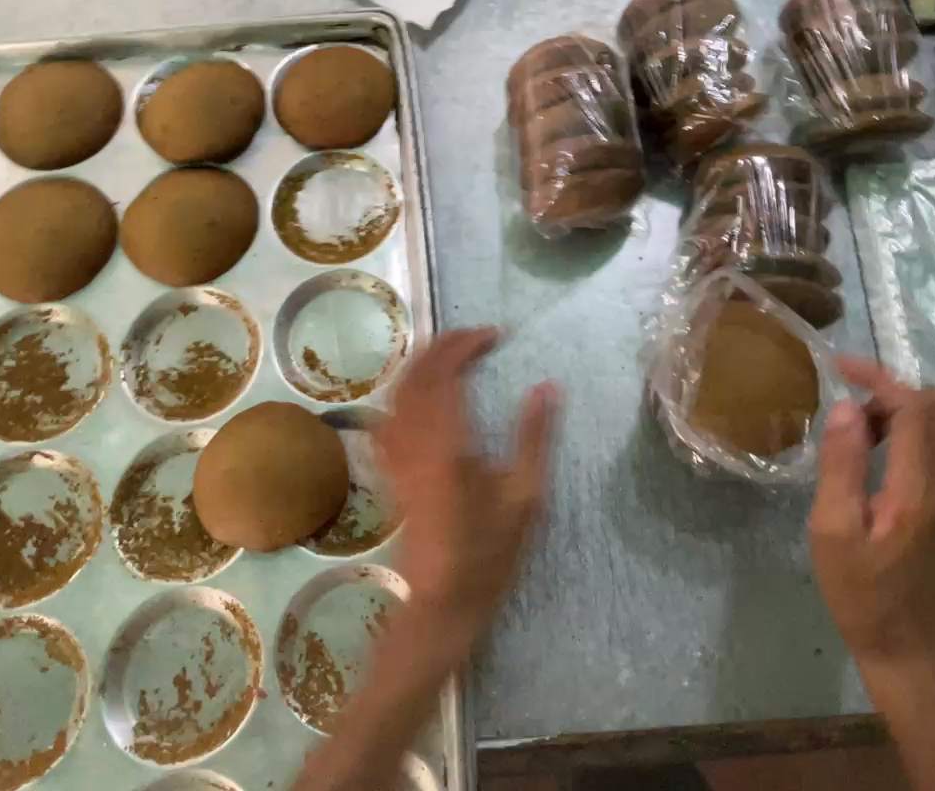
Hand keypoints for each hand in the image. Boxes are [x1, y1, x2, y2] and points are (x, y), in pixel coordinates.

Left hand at [376, 328, 556, 650]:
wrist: (443, 599)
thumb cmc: (491, 551)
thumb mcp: (526, 495)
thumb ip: (534, 436)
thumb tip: (547, 386)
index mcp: (449, 444)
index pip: (447, 373)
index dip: (466, 344)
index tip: (494, 335)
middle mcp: (414, 442)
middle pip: (417, 374)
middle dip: (443, 345)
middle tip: (475, 335)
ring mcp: (396, 456)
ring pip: (396, 392)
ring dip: (422, 363)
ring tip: (452, 352)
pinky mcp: (390, 470)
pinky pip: (387, 416)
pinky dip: (403, 391)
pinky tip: (420, 392)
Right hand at [809, 356, 934, 669]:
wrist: (907, 647)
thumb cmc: (860, 592)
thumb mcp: (832, 531)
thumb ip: (841, 465)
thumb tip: (845, 409)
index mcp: (920, 488)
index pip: (914, 407)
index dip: (879, 378)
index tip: (840, 369)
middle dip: (895, 392)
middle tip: (851, 412)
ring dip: (913, 413)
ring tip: (870, 433)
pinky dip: (927, 434)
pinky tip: (896, 458)